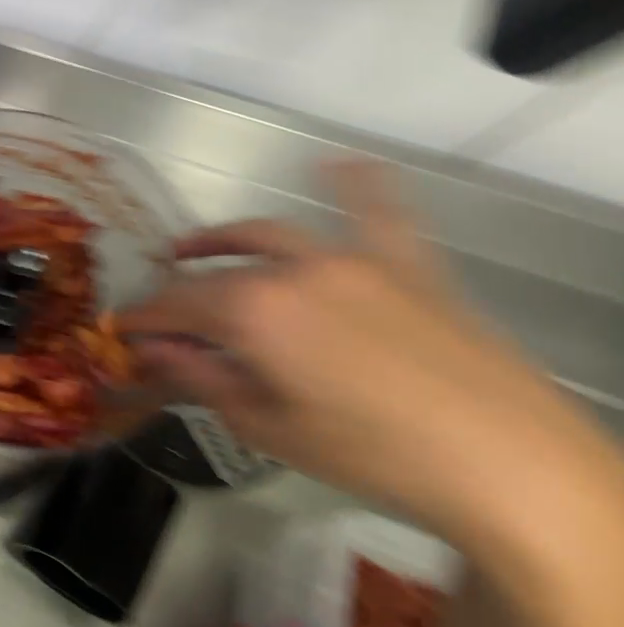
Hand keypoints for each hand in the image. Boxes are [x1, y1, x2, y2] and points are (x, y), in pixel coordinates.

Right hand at [120, 163, 616, 524]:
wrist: (508, 462)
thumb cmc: (369, 453)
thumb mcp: (264, 425)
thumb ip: (200, 378)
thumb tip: (153, 349)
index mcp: (252, 312)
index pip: (173, 306)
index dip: (141, 320)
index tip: (119, 332)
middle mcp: (295, 271)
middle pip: (214, 273)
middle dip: (176, 291)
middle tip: (158, 314)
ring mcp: (355, 261)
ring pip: (273, 235)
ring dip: (225, 239)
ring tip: (194, 248)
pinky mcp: (409, 267)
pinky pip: (380, 213)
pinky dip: (356, 184)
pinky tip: (336, 164)